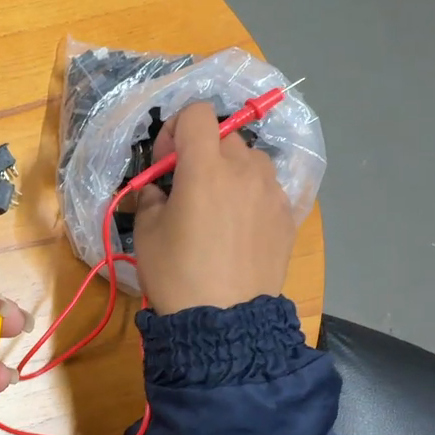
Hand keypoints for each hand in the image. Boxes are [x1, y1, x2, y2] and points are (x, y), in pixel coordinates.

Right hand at [132, 101, 296, 314]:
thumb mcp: (146, 232)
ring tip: (214, 208)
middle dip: (201, 152)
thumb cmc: (176, 273)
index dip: (175, 129)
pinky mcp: (288, 215)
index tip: (164, 162)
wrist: (224, 320)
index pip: (196, 113)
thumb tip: (161, 189)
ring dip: (228, 171)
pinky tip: (236, 230)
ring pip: (249, 160)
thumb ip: (152, 197)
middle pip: (223, 135)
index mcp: (205, 168)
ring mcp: (272, 191)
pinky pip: (264, 189)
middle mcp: (245, 169)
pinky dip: (248, 196)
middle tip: (184, 188)